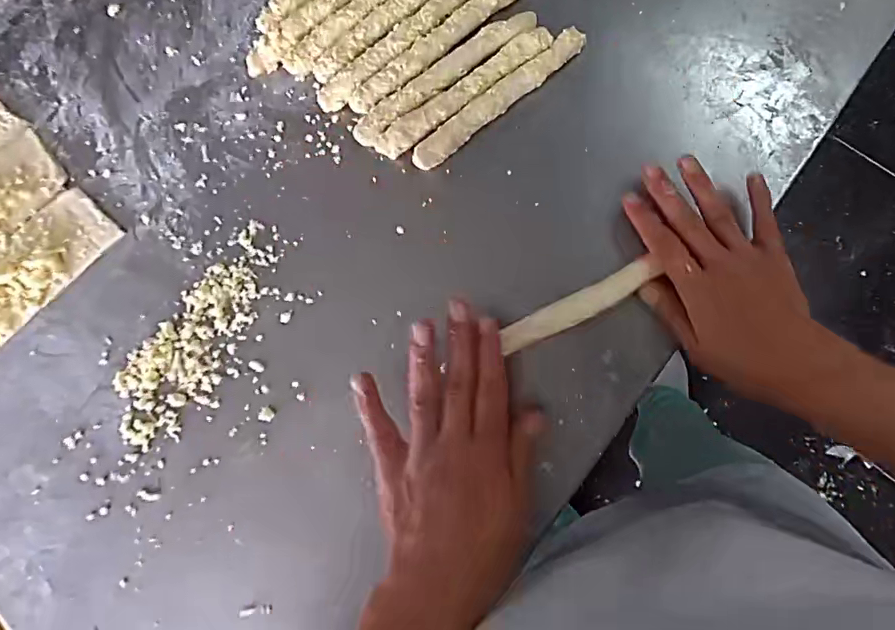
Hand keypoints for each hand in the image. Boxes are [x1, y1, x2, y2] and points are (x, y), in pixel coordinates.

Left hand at [353, 299, 544, 629]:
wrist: (433, 589)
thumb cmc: (484, 550)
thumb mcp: (517, 506)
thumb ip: (521, 453)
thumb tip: (533, 409)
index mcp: (485, 450)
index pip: (490, 390)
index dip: (490, 353)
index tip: (487, 322)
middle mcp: (452, 442)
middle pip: (458, 383)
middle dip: (459, 341)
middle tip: (457, 304)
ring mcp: (418, 452)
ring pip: (423, 396)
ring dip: (422, 359)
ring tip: (420, 325)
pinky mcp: (391, 468)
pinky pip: (380, 432)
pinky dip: (369, 405)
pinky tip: (361, 377)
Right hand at [622, 156, 846, 409]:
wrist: (800, 363)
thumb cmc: (743, 361)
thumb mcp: (696, 347)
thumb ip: (669, 311)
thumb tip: (643, 284)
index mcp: (696, 287)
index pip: (663, 246)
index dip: (645, 221)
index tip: (630, 199)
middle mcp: (718, 263)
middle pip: (687, 223)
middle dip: (665, 194)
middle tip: (650, 169)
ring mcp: (746, 255)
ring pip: (718, 214)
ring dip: (701, 186)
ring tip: (686, 161)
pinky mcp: (773, 255)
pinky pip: (764, 223)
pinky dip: (759, 199)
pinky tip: (753, 177)